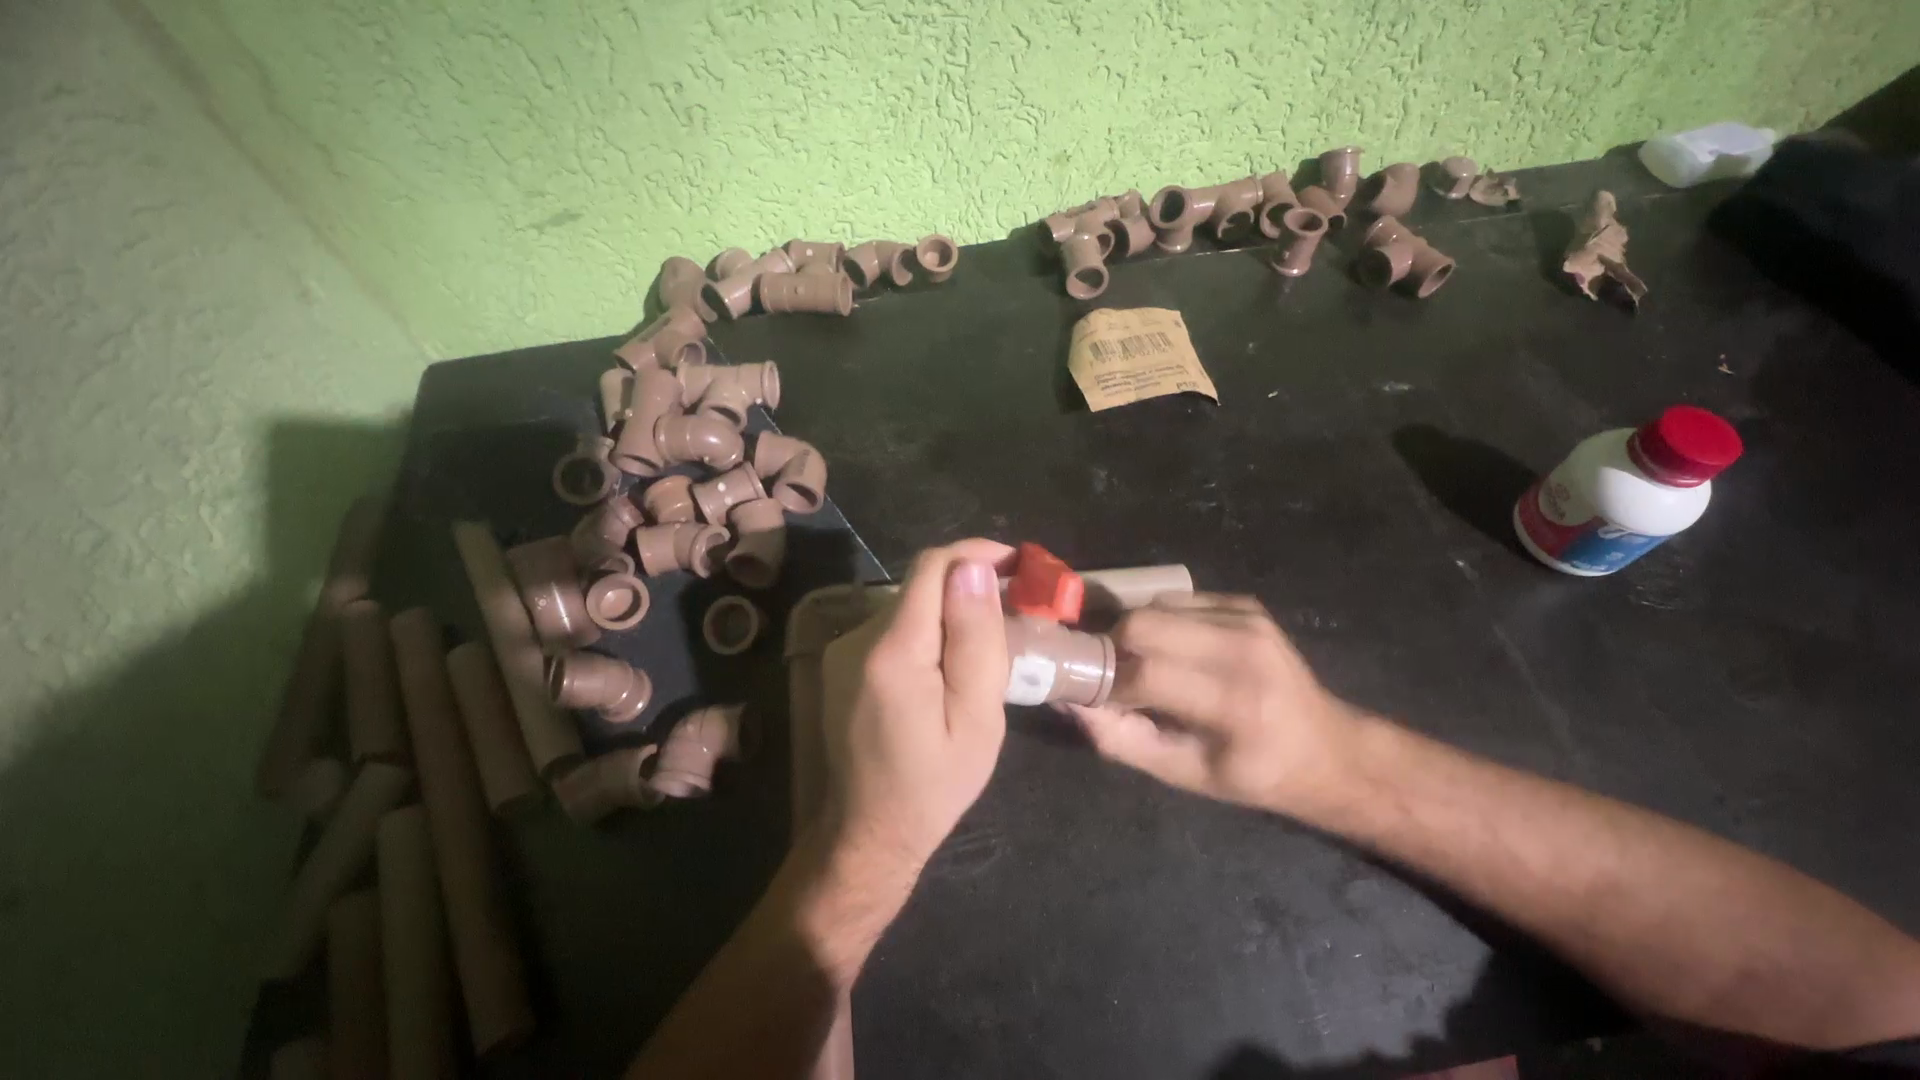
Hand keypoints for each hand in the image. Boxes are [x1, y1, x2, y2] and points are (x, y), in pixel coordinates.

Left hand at [818, 539, 1014, 881]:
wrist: (870, 830)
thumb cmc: (934, 784)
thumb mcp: (976, 719)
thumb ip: (976, 640)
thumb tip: (973, 570)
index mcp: (894, 651)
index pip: (932, 568)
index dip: (975, 554)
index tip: (1016, 566)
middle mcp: (858, 638)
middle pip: (920, 587)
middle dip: (968, 589)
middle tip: (1014, 614)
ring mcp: (843, 650)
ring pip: (908, 607)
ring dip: (948, 614)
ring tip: (985, 650)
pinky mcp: (840, 664)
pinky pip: (892, 630)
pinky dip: (926, 634)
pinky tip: (947, 670)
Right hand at [1067, 593, 1360, 815]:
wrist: (1327, 749)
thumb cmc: (1253, 774)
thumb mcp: (1184, 774)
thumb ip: (1121, 738)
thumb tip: (1069, 700)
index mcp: (1234, 703)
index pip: (1146, 672)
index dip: (1104, 679)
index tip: (1086, 690)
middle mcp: (1243, 649)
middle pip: (1143, 623)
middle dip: (1111, 645)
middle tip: (1107, 672)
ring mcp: (1248, 619)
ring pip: (1155, 606)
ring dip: (1134, 632)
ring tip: (1139, 663)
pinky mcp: (1246, 605)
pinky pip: (1178, 600)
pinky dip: (1161, 622)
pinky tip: (1172, 650)